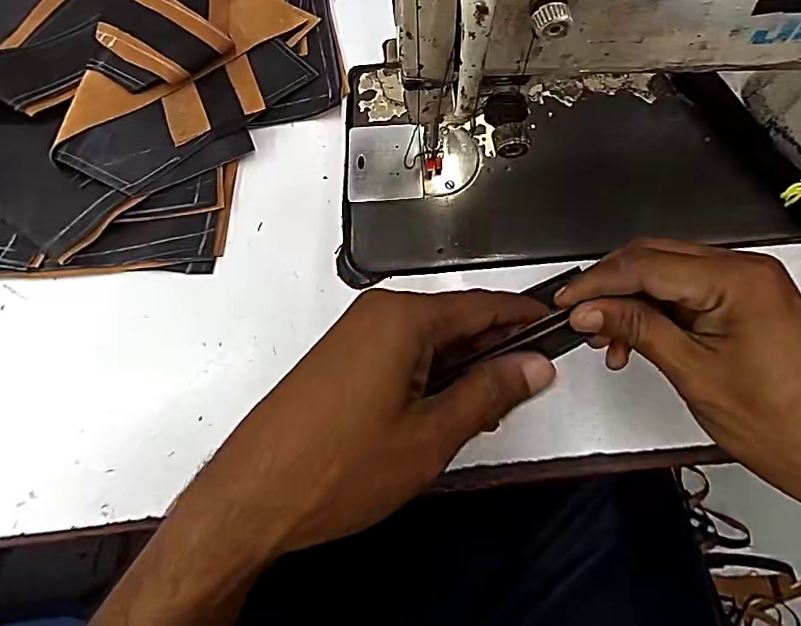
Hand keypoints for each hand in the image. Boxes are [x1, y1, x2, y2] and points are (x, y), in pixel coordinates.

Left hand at [98, 289, 555, 624]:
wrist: (251, 497)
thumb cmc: (328, 468)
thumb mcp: (430, 436)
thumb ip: (490, 393)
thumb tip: (531, 367)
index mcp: (403, 318)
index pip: (482, 305)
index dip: (522, 317)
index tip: (549, 324)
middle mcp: (377, 312)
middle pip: (455, 320)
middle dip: (491, 351)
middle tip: (521, 383)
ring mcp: (357, 330)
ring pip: (428, 337)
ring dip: (459, 367)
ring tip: (480, 410)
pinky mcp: (344, 352)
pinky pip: (401, 348)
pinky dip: (428, 372)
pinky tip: (437, 408)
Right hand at [555, 238, 800, 524]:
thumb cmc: (793, 429)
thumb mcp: (696, 376)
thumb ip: (638, 330)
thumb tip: (595, 308)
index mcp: (739, 280)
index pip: (646, 264)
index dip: (599, 282)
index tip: (571, 300)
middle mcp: (749, 270)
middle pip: (656, 258)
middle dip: (613, 287)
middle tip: (584, 317)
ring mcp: (753, 283)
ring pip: (671, 273)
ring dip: (635, 300)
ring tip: (612, 338)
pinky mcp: (753, 299)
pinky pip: (693, 289)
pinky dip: (662, 309)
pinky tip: (644, 336)